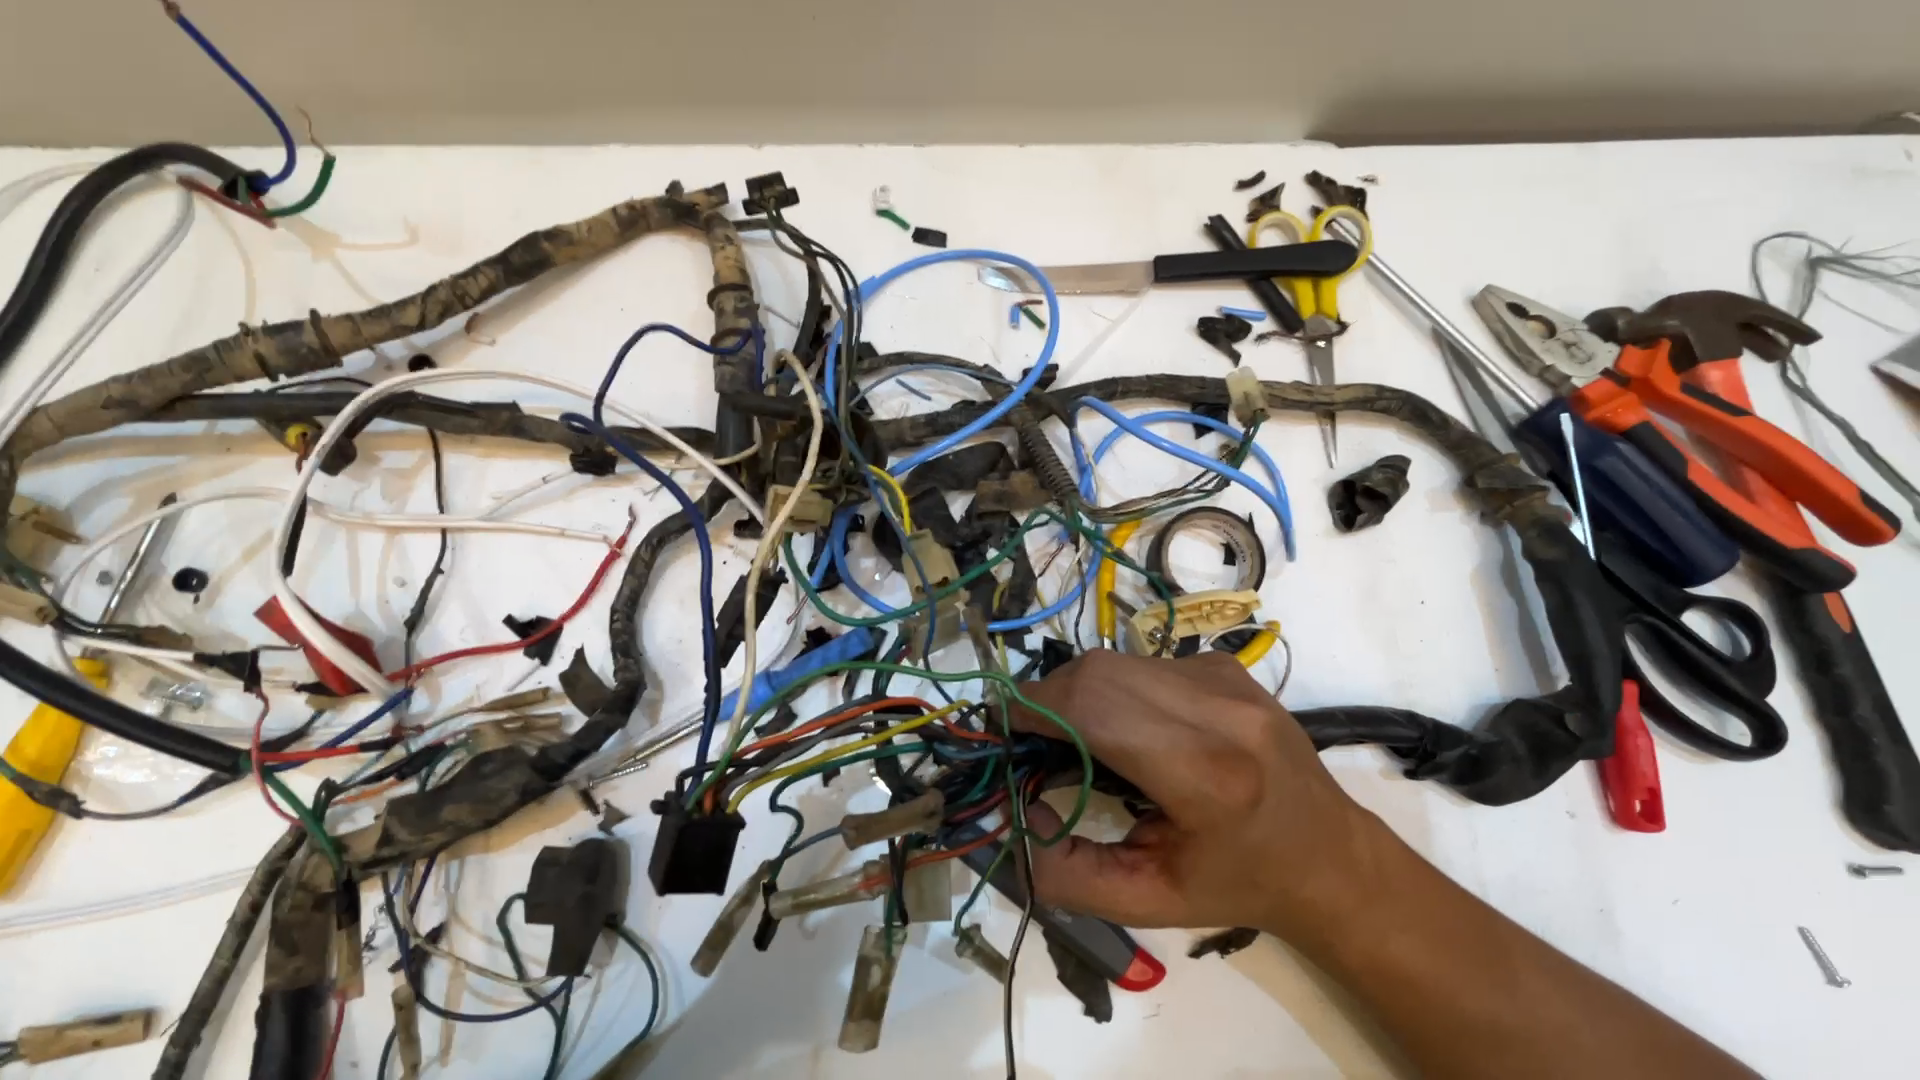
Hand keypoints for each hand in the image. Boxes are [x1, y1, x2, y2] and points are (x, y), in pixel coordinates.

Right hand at [1014, 649, 1400, 937]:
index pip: (1095, 706)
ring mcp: (1226, 679)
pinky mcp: (1226, 666)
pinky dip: (1114, 691)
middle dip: (1047, 700)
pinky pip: (1142, 664)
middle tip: (1034, 744)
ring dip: (1078, 694)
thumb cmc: (1239, 885)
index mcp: (1206, 774)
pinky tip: (1128, 732)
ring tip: (1080, 743)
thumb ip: (1065, 872)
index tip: (1006, 736)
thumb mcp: (1148, 902)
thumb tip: (1011, 816)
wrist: (1328, 854)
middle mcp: (1220, 710)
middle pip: (1097, 673)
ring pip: (1115, 662)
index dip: (1035, 710)